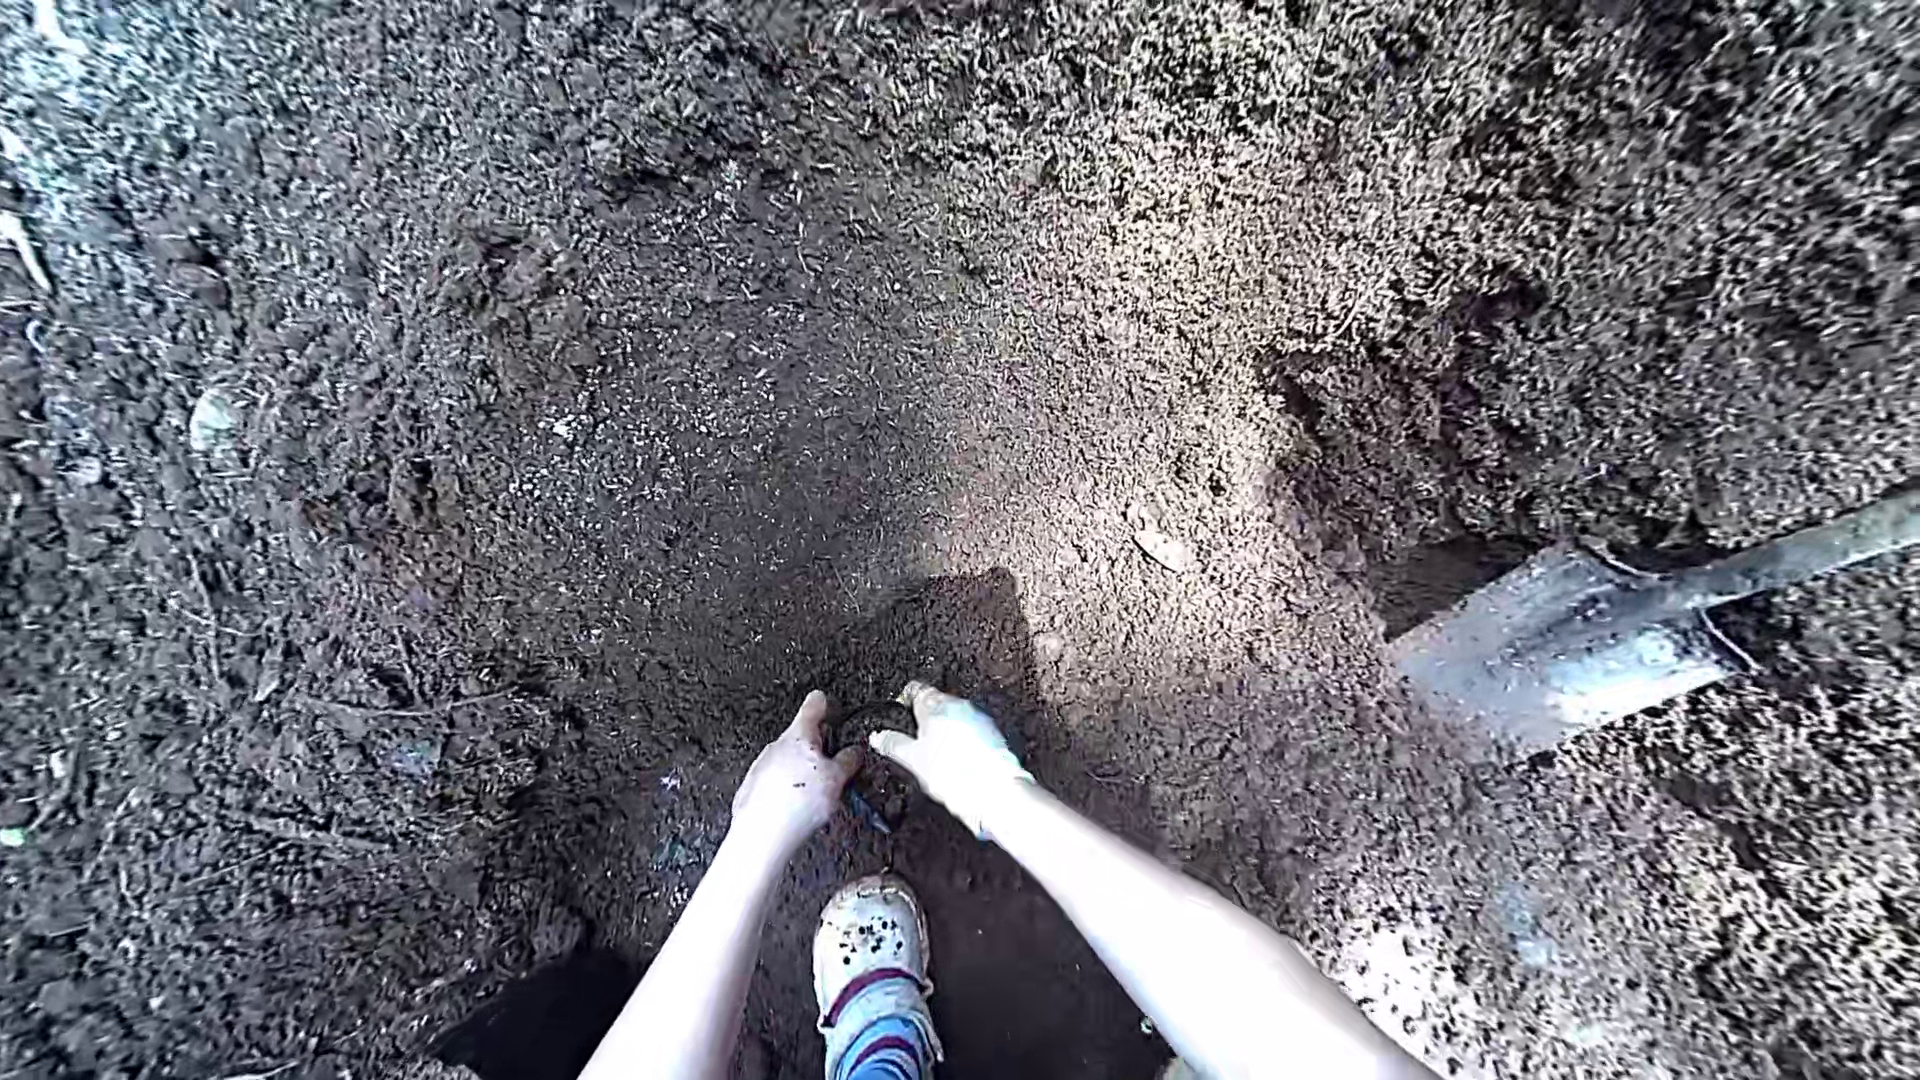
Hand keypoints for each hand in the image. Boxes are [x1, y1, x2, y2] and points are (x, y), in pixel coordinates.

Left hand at [731, 691, 861, 855]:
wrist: (761, 837)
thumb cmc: (795, 805)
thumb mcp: (837, 779)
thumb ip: (848, 760)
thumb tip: (854, 752)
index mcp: (799, 735)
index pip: (814, 705)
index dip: (825, 703)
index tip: (828, 703)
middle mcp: (777, 745)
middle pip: (802, 736)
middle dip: (817, 748)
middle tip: (832, 765)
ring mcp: (762, 765)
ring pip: (788, 759)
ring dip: (801, 770)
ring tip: (814, 794)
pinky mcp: (753, 787)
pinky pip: (775, 780)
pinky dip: (786, 788)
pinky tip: (795, 806)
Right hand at [869, 680, 1032, 838]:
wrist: (995, 792)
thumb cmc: (956, 775)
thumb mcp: (913, 760)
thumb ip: (892, 744)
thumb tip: (878, 736)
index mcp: (937, 705)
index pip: (915, 689)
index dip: (903, 701)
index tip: (899, 714)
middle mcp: (959, 705)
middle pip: (935, 702)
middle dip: (924, 718)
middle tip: (915, 741)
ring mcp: (977, 718)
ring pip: (953, 716)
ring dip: (943, 729)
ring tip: (936, 755)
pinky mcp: (991, 733)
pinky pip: (969, 729)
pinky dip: (960, 739)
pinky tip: (956, 760)